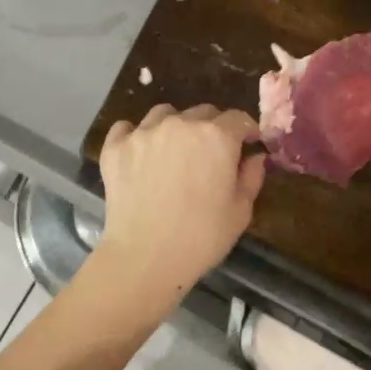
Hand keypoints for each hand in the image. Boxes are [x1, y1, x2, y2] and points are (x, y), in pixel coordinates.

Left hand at [96, 104, 265, 300]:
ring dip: (175, 126)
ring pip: (164, 114)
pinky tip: (140, 154)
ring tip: (173, 151)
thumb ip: (251, 177)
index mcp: (216, 136)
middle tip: (211, 154)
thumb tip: (255, 156)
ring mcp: (144, 132)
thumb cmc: (201, 237)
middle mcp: (180, 124)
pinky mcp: (115, 146)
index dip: (246, 130)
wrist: (145, 256)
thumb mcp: (240, 212)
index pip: (238, 118)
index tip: (247, 144)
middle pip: (202, 112)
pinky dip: (135, 135)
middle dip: (212, 128)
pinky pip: (126, 128)